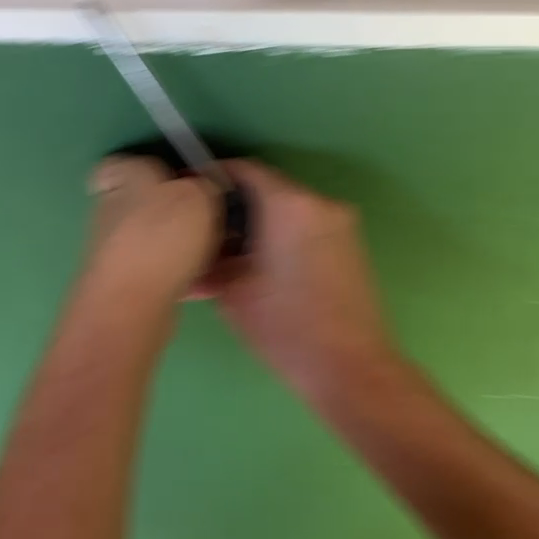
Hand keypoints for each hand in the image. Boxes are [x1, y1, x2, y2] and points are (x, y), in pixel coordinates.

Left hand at [83, 156, 219, 301]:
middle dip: (168, 211)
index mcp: (126, 177)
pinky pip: (154, 272)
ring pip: (148, 240)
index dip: (144, 168)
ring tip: (209, 257)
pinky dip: (175, 277)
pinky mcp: (119, 283)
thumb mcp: (199, 197)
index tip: (169, 178)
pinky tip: (200, 286)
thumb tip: (203, 188)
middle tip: (203, 222)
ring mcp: (111, 249)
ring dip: (175, 247)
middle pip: (140, 202)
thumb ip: (204, 187)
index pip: (122, 163)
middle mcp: (111, 209)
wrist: (131, 302)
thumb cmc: (163, 237)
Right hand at [210, 161, 399, 401]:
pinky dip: (279, 236)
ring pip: (287, 210)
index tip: (188, 195)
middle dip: (232, 206)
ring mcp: (340, 224)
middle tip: (201, 231)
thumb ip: (210, 261)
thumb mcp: (233, 292)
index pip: (244, 170)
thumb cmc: (286, 326)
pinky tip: (256, 266)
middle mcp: (319, 203)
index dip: (212, 177)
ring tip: (224, 254)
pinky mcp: (349, 246)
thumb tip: (192, 252)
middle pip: (267, 189)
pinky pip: (305, 227)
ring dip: (256, 224)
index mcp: (290, 204)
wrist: (350, 368)